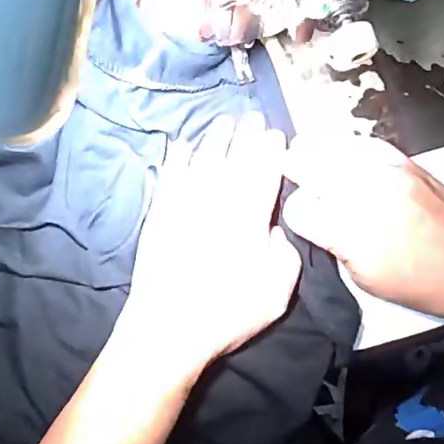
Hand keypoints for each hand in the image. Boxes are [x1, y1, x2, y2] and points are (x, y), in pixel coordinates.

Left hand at [108, 113, 302, 386]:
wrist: (167, 326)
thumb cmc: (227, 313)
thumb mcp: (277, 292)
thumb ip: (284, 253)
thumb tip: (273, 229)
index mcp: (249, 218)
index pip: (264, 172)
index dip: (270, 150)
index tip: (275, 134)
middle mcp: (217, 202)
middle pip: (234, 158)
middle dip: (245, 135)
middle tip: (252, 117)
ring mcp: (185, 204)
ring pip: (202, 159)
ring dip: (214, 137)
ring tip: (223, 123)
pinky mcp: (159, 212)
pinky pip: (171, 174)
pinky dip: (179, 157)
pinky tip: (184, 146)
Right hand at [282, 133, 443, 323]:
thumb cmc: (426, 282)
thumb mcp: (366, 279)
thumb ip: (333, 245)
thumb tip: (315, 221)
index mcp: (351, 231)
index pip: (297, 207)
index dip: (296, 214)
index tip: (304, 219)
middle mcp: (365, 193)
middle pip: (303, 162)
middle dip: (295, 173)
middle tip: (298, 185)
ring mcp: (384, 169)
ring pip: (327, 143)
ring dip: (316, 156)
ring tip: (317, 170)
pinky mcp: (403, 159)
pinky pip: (359, 142)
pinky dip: (347, 150)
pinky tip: (348, 163)